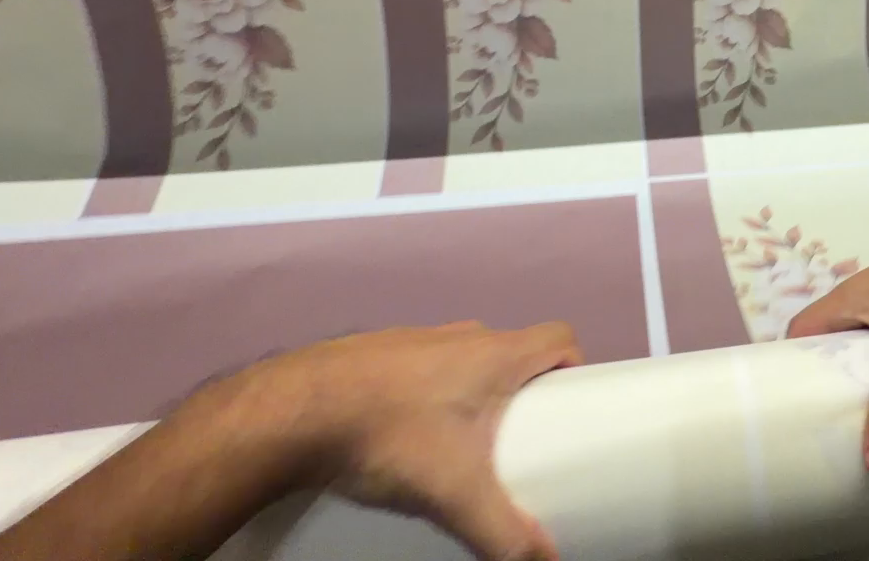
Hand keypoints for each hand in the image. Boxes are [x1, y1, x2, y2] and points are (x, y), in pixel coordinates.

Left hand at [222, 321, 581, 560]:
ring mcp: (422, 338)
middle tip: (516, 444)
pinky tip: (408, 436)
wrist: (296, 410)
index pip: (559, 337)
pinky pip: (430, 367)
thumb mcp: (455, 493)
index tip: (567, 408)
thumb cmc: (393, 436)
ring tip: (461, 447)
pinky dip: (435, 393)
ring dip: (477, 394)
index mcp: (497, 352)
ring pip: (471, 361)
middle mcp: (467, 335)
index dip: (572, 368)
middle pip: (516, 353)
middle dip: (523, 394)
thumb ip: (503, 534)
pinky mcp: (383, 351)